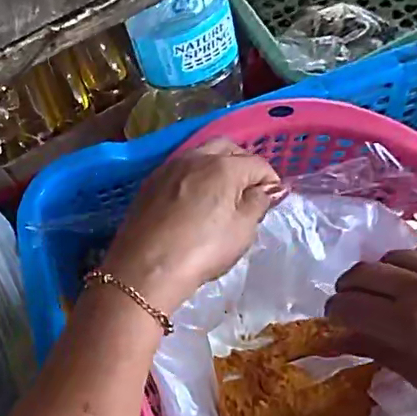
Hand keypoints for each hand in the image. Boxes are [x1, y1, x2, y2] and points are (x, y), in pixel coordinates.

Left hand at [99, 139, 280, 315]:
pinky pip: (179, 169)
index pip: (257, 164)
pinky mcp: (149, 182)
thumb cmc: (201, 250)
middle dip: (242, 163)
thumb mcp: (242, 230)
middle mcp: (193, 158)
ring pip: (199, 154)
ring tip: (221, 194)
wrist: (145, 267)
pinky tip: (193, 198)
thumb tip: (265, 189)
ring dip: (216, 166)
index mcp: (222, 166)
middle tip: (248, 190)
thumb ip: (258, 203)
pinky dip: (193, 176)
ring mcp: (167, 168)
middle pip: (226, 148)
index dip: (270, 181)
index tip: (271, 199)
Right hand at [324, 232, 416, 415]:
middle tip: (359, 309)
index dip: (334, 316)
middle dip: (351, 292)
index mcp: (416, 330)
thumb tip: (346, 341)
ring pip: (396, 255)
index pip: (347, 307)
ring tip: (399, 293)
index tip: (340, 326)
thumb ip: (391, 357)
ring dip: (386, 275)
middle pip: (362, 274)